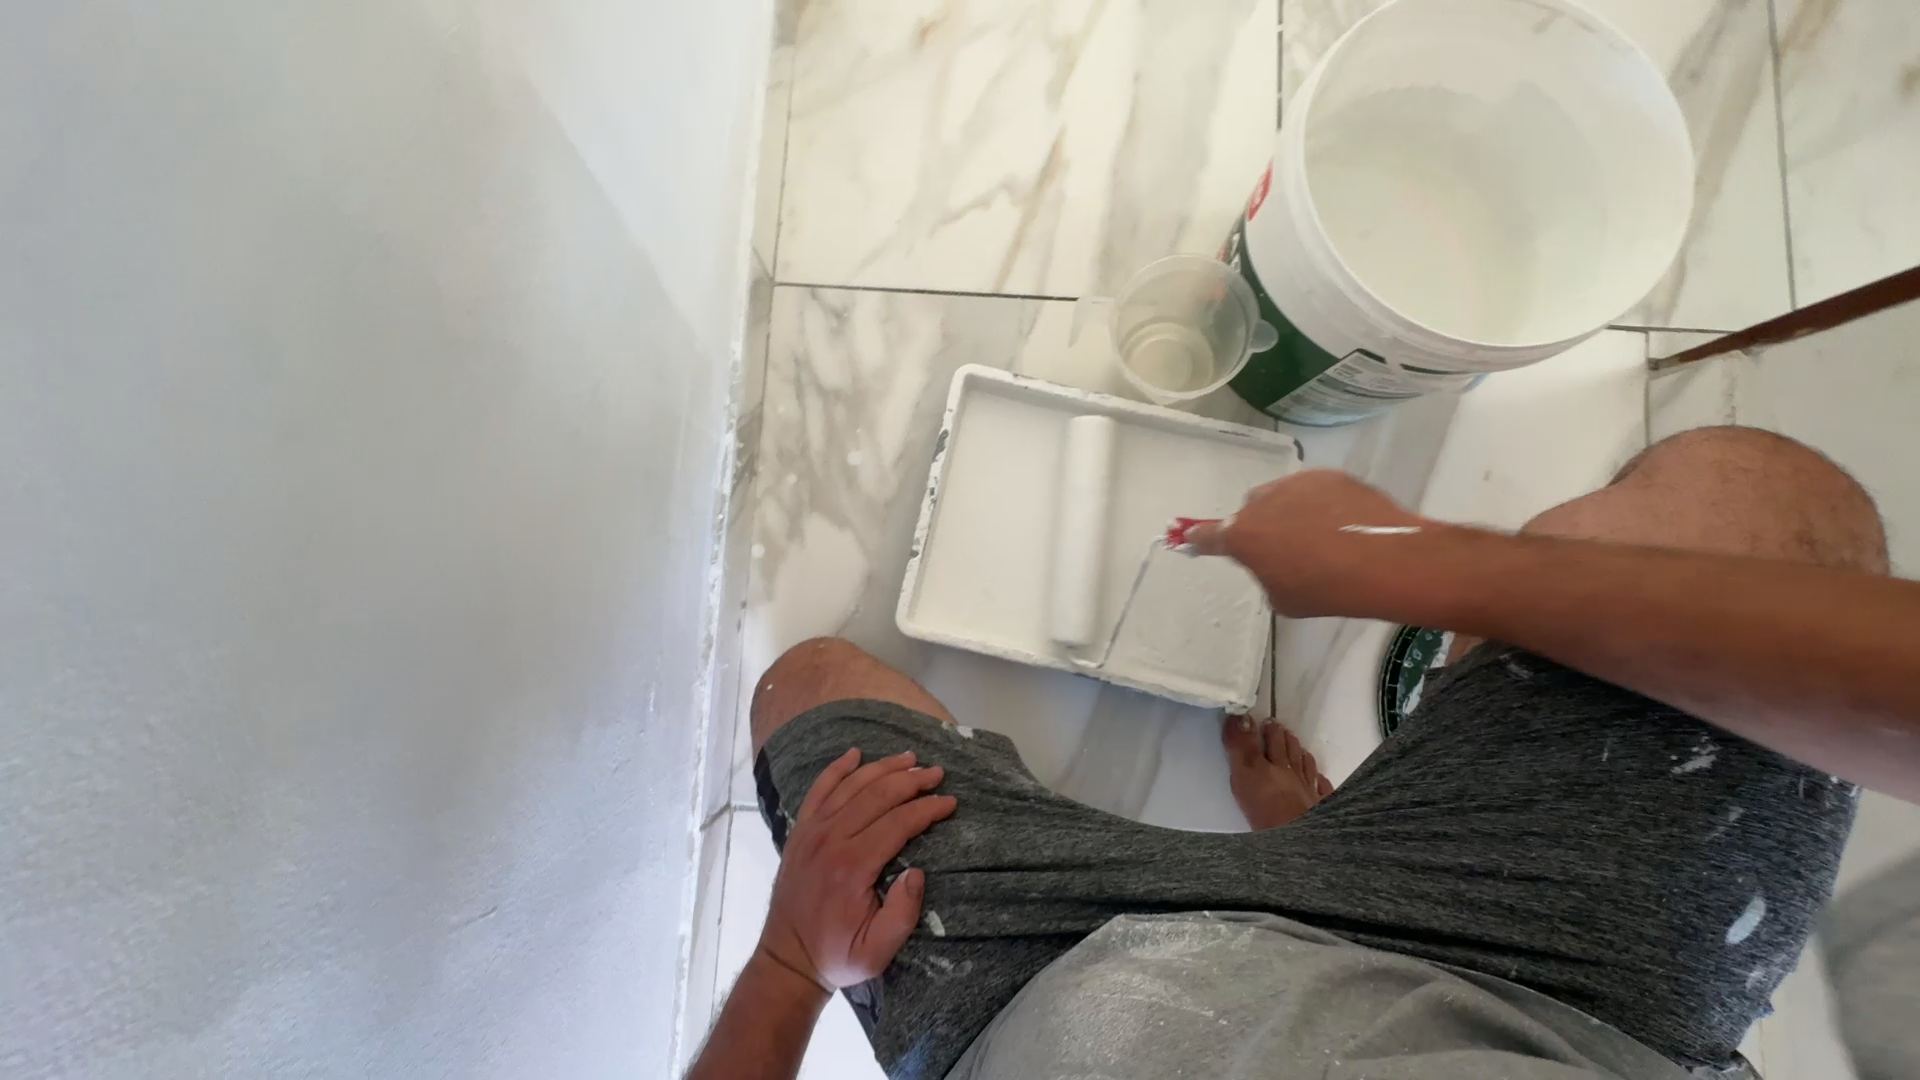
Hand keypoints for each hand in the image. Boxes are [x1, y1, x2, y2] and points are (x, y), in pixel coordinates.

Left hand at [756, 749, 956, 992]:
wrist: (786, 959)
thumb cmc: (836, 955)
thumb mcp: (876, 952)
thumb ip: (902, 914)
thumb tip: (918, 872)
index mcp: (852, 866)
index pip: (898, 822)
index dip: (927, 809)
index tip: (950, 802)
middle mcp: (831, 839)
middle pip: (878, 795)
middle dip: (912, 780)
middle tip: (937, 773)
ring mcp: (813, 831)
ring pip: (852, 785)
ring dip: (884, 767)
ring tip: (911, 758)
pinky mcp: (801, 830)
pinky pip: (820, 789)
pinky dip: (838, 768)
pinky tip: (855, 753)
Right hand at [1186, 469, 1435, 617]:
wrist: (1385, 561)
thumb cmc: (1327, 590)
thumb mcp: (1283, 598)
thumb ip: (1266, 574)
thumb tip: (1274, 561)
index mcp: (1242, 537)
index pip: (1208, 535)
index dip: (1198, 538)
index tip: (1189, 537)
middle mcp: (1261, 503)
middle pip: (1250, 512)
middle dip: (1261, 526)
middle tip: (1287, 550)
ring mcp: (1294, 484)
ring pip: (1280, 497)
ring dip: (1289, 512)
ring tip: (1322, 537)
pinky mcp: (1327, 475)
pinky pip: (1313, 489)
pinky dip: (1320, 504)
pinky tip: (1343, 524)